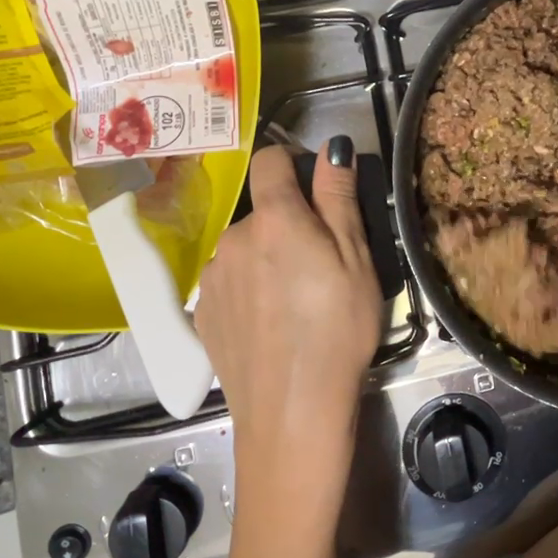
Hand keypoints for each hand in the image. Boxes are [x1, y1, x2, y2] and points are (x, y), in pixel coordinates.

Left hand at [202, 142, 376, 557]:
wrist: (292, 411)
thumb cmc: (338, 329)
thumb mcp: (355, 258)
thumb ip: (338, 196)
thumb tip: (332, 146)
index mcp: (274, 218)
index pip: (270, 160)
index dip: (293, 163)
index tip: (317, 190)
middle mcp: (233, 238)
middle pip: (261, 210)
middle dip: (288, 223)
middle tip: (322, 263)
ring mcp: (212, 277)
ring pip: (244, 247)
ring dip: (266, 257)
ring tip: (296, 300)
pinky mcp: (202, 314)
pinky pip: (230, 281)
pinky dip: (249, 288)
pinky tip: (271, 324)